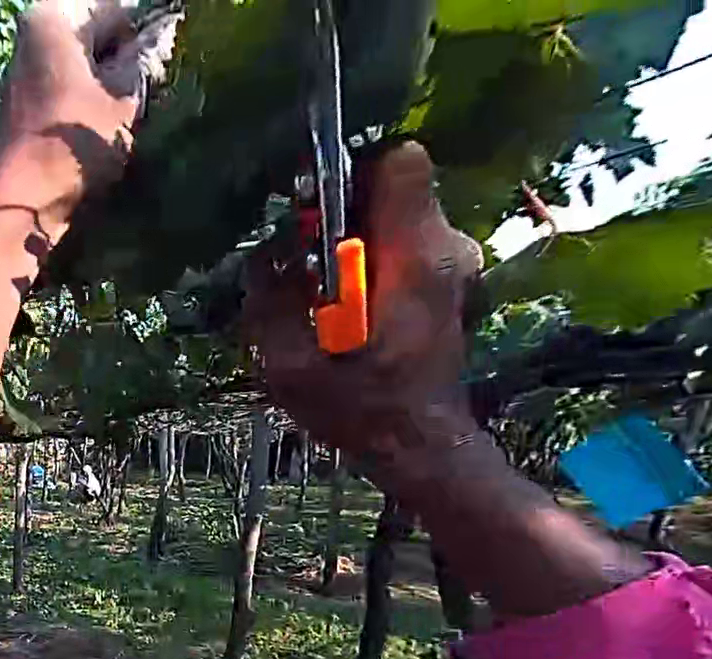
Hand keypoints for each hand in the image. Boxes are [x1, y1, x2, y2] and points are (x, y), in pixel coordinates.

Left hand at [0, 0, 179, 219]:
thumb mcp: (122, 103)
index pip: (113, 10)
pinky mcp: (18, 120)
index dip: (142, 34)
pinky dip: (81, 113)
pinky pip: (60, 103)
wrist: (20, 210)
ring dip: (103, 92)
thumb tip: (158, 39)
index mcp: (51, 19)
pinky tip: (98, 138)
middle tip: (145, 91)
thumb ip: (142, 65)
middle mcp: (27, 42)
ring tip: (124, 119)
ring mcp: (19, 83)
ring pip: (76, 75)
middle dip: (120, 63)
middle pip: (91, 42)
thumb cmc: (73, 147)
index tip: (160, 59)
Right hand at [241, 142, 484, 480]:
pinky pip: (400, 243)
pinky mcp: (446, 279)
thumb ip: (271, 309)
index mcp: (411, 260)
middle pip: (390, 189)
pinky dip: (367, 260)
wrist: (418, 442)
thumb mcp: (293, 369)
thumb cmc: (359, 409)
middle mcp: (444, 247)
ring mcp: (452, 262)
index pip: (398, 164)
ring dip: (350, 242)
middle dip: (339, 216)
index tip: (308, 217)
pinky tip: (344, 305)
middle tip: (300, 265)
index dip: (347, 177)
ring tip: (318, 292)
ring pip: (393, 217)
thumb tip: (260, 260)